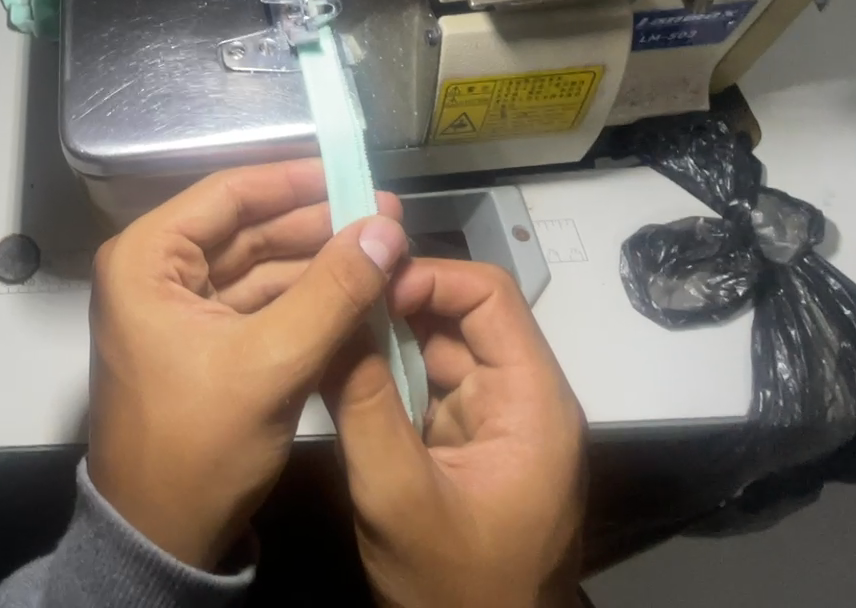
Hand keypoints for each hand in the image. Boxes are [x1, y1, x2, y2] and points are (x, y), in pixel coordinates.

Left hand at [86, 160, 409, 569]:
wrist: (161, 537)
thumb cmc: (198, 444)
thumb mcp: (271, 363)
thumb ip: (331, 292)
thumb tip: (386, 228)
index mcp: (147, 258)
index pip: (227, 195)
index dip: (294, 180)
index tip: (354, 173)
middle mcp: (155, 269)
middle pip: (245, 228)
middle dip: (315, 223)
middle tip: (385, 215)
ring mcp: (176, 304)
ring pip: (255, 265)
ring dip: (314, 260)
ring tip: (380, 249)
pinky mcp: (199, 337)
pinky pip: (256, 301)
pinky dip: (302, 297)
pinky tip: (352, 290)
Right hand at [322, 258, 586, 607]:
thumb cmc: (455, 591)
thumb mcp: (399, 496)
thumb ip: (364, 402)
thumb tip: (333, 315)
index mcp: (531, 404)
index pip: (489, 297)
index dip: (426, 279)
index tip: (365, 292)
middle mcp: (516, 398)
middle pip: (457, 314)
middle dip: (391, 303)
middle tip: (329, 302)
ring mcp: (486, 418)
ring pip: (432, 344)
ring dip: (379, 335)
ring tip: (323, 326)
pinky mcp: (457, 437)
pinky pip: (419, 379)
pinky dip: (378, 368)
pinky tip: (336, 367)